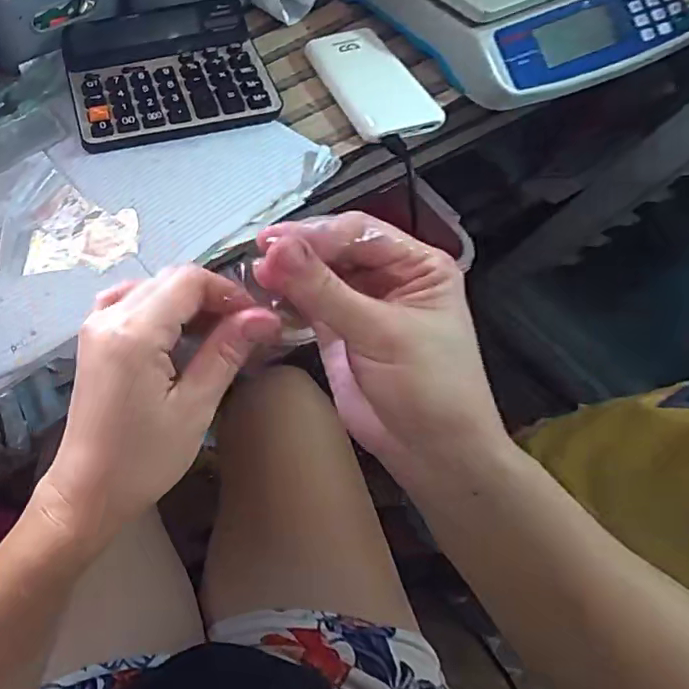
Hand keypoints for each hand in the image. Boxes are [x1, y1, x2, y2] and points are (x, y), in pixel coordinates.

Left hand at [37, 266, 279, 544]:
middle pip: (168, 279)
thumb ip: (225, 352)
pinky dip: (157, 307)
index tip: (256, 318)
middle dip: (210, 295)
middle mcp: (108, 316)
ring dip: (184, 300)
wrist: (87, 490)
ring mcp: (94, 325)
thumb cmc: (143, 459)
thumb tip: (263, 316)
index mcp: (132, 331)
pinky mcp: (91, 338)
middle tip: (242, 328)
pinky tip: (174, 332)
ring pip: (149, 287)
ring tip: (213, 333)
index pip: (187, 281)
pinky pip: (128, 302)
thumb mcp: (193, 407)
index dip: (227, 291)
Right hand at [251, 213, 507, 469]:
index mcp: (416, 264)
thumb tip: (277, 249)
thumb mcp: (380, 333)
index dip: (315, 235)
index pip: (359, 233)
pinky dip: (285, 299)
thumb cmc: (429, 388)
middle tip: (258, 255)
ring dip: (287, 274)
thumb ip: (325, 290)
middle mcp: (388, 276)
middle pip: (334, 249)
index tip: (273, 243)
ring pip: (316, 275)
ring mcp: (359, 303)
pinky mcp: (336, 330)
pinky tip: (262, 295)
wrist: (433, 454)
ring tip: (254, 274)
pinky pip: (306, 304)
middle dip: (298, 251)